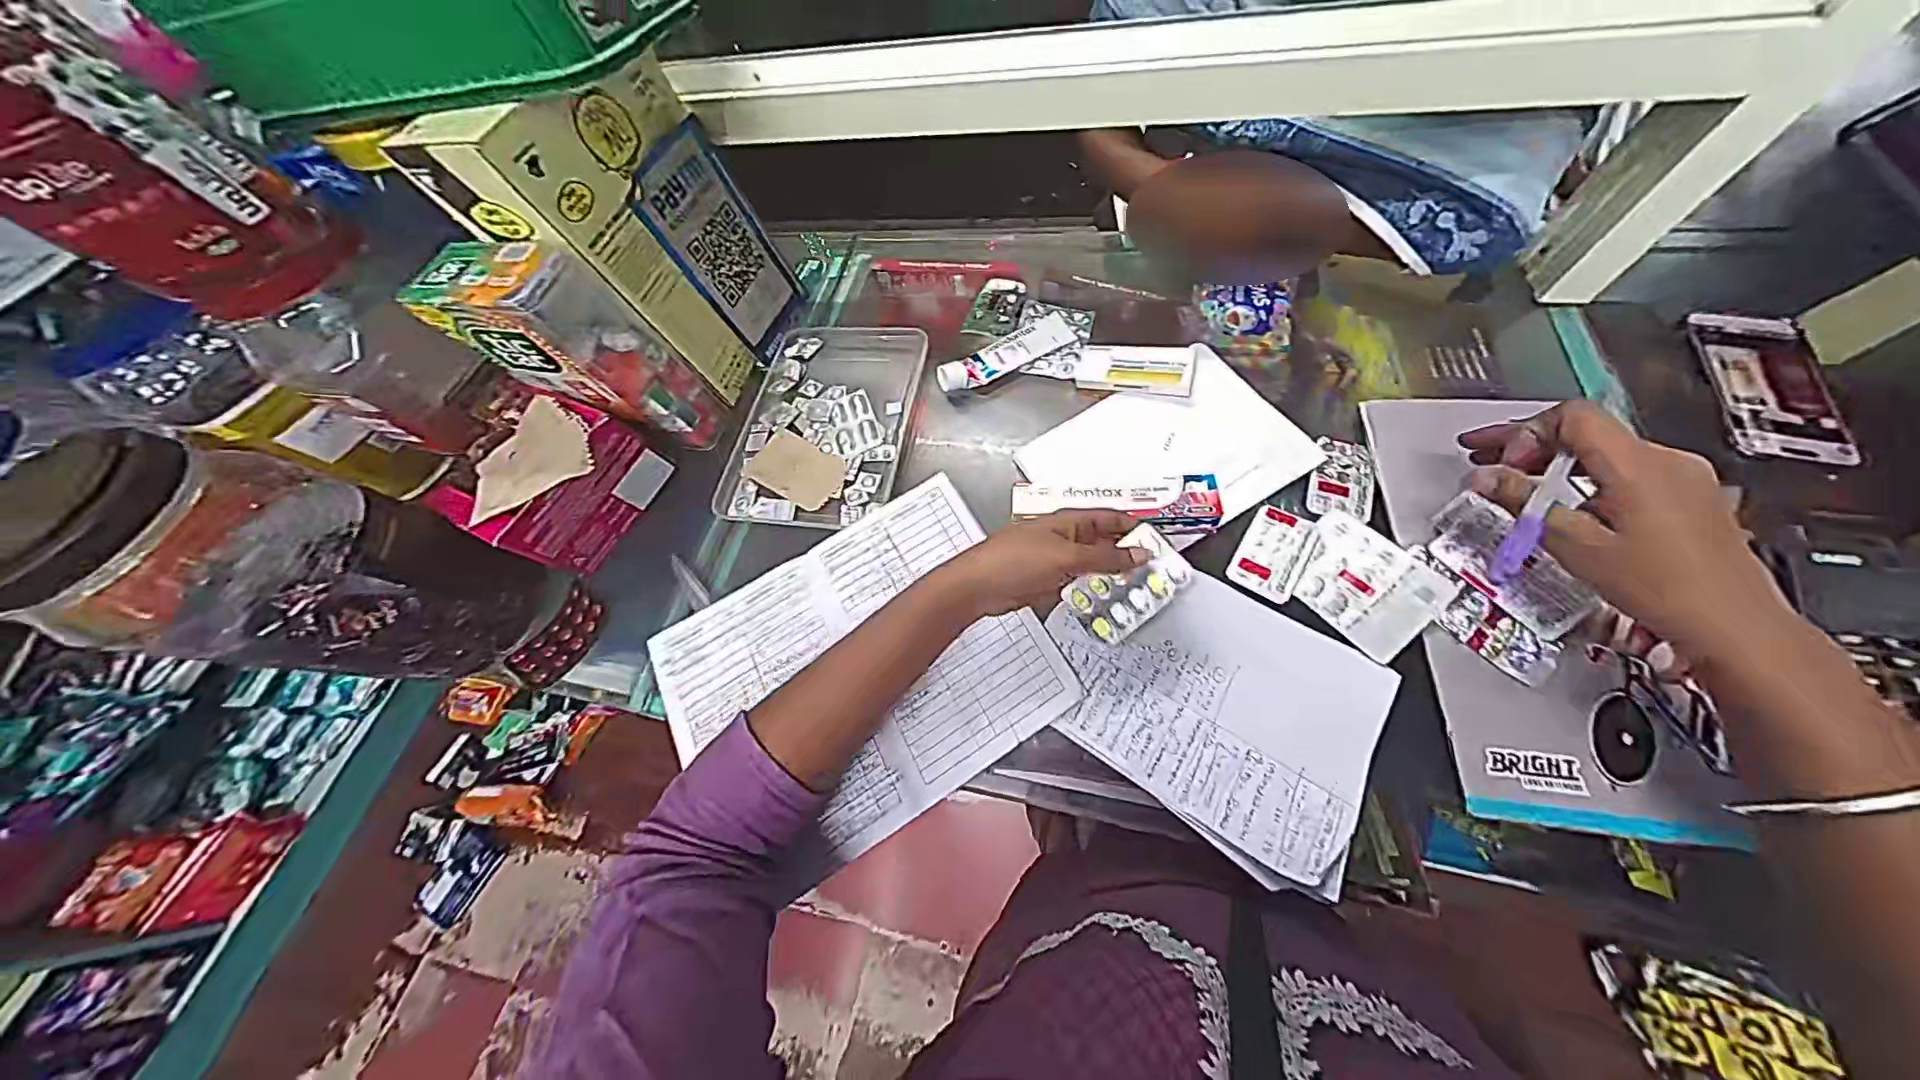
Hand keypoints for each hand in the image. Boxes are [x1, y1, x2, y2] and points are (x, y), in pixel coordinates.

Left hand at [936, 511, 1147, 617]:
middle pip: (1104, 542)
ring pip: (1092, 563)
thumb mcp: (1067, 558)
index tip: (1157, 541)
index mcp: (1068, 521)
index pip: (1111, 518)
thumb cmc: (1011, 561)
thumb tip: (1137, 553)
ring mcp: (1055, 559)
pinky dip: (1093, 587)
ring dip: (1111, 573)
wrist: (977, 587)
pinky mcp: (1047, 579)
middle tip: (1153, 568)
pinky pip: (1078, 581)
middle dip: (1127, 553)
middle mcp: (1063, 537)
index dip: (1135, 527)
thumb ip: (1105, 558)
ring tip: (1135, 585)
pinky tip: (1104, 595)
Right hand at [1457, 401, 1796, 664]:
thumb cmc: (1660, 588)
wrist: (1734, 625)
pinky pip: (1622, 472)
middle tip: (1482, 455)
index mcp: (1640, 465)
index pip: (1573, 418)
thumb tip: (1485, 478)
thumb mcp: (1576, 545)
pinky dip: (1580, 479)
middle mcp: (1667, 461)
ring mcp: (1682, 477)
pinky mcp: (1685, 496)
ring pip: (1601, 452)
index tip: (1502, 464)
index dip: (1527, 434)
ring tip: (1512, 481)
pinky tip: (1558, 502)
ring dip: (1551, 463)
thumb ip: (1526, 503)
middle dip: (1527, 444)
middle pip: (1585, 431)